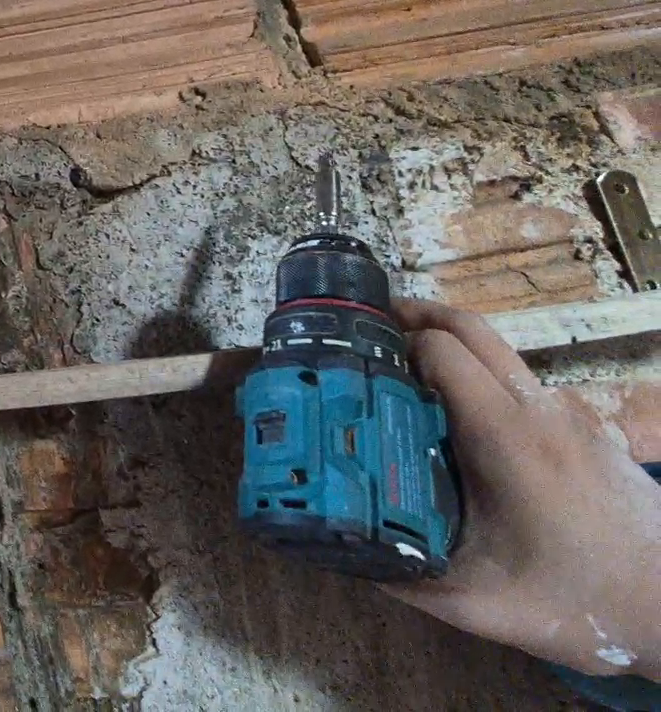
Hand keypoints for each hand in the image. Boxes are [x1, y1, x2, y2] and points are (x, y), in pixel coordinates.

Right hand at [383, 299, 660, 678]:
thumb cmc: (583, 606)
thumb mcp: (481, 604)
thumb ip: (405, 578)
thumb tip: (337, 549)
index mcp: (510, 438)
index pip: (442, 352)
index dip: (388, 343)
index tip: (346, 352)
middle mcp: (543, 415)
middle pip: (471, 330)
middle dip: (411, 315)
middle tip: (360, 323)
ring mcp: (571, 419)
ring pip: (497, 351)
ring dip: (442, 343)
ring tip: (392, 359)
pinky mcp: (584, 430)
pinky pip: (515, 380)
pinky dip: (472, 372)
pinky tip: (445, 404)